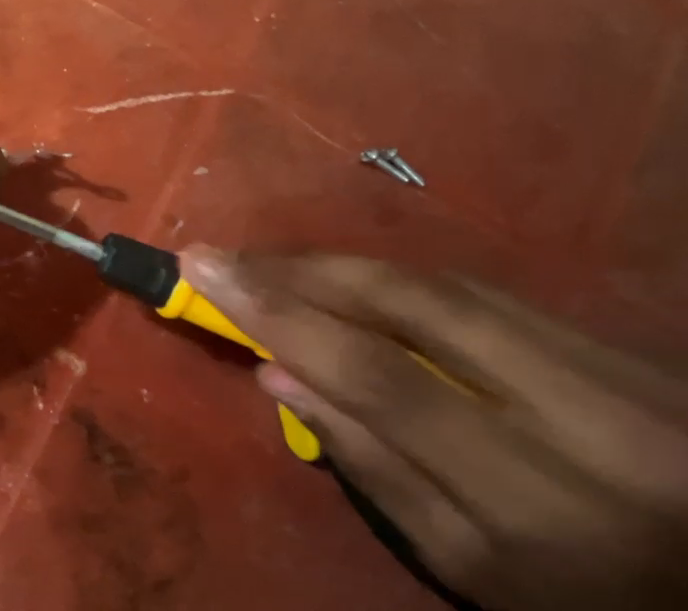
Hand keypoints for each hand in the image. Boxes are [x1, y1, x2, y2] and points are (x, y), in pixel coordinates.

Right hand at [184, 252, 687, 610]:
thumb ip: (372, 469)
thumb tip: (276, 371)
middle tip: (223, 254)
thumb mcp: (470, 566)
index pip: (383, 378)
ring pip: (453, 286)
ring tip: (271, 264)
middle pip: (417, 305)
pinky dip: (403, 281)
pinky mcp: (629, 346)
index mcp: (542, 499)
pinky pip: (490, 293)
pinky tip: (353, 281)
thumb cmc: (576, 594)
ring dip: (344, 267)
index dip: (281, 315)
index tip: (201, 270)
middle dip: (304, 270)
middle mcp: (591, 416)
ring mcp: (622, 370)